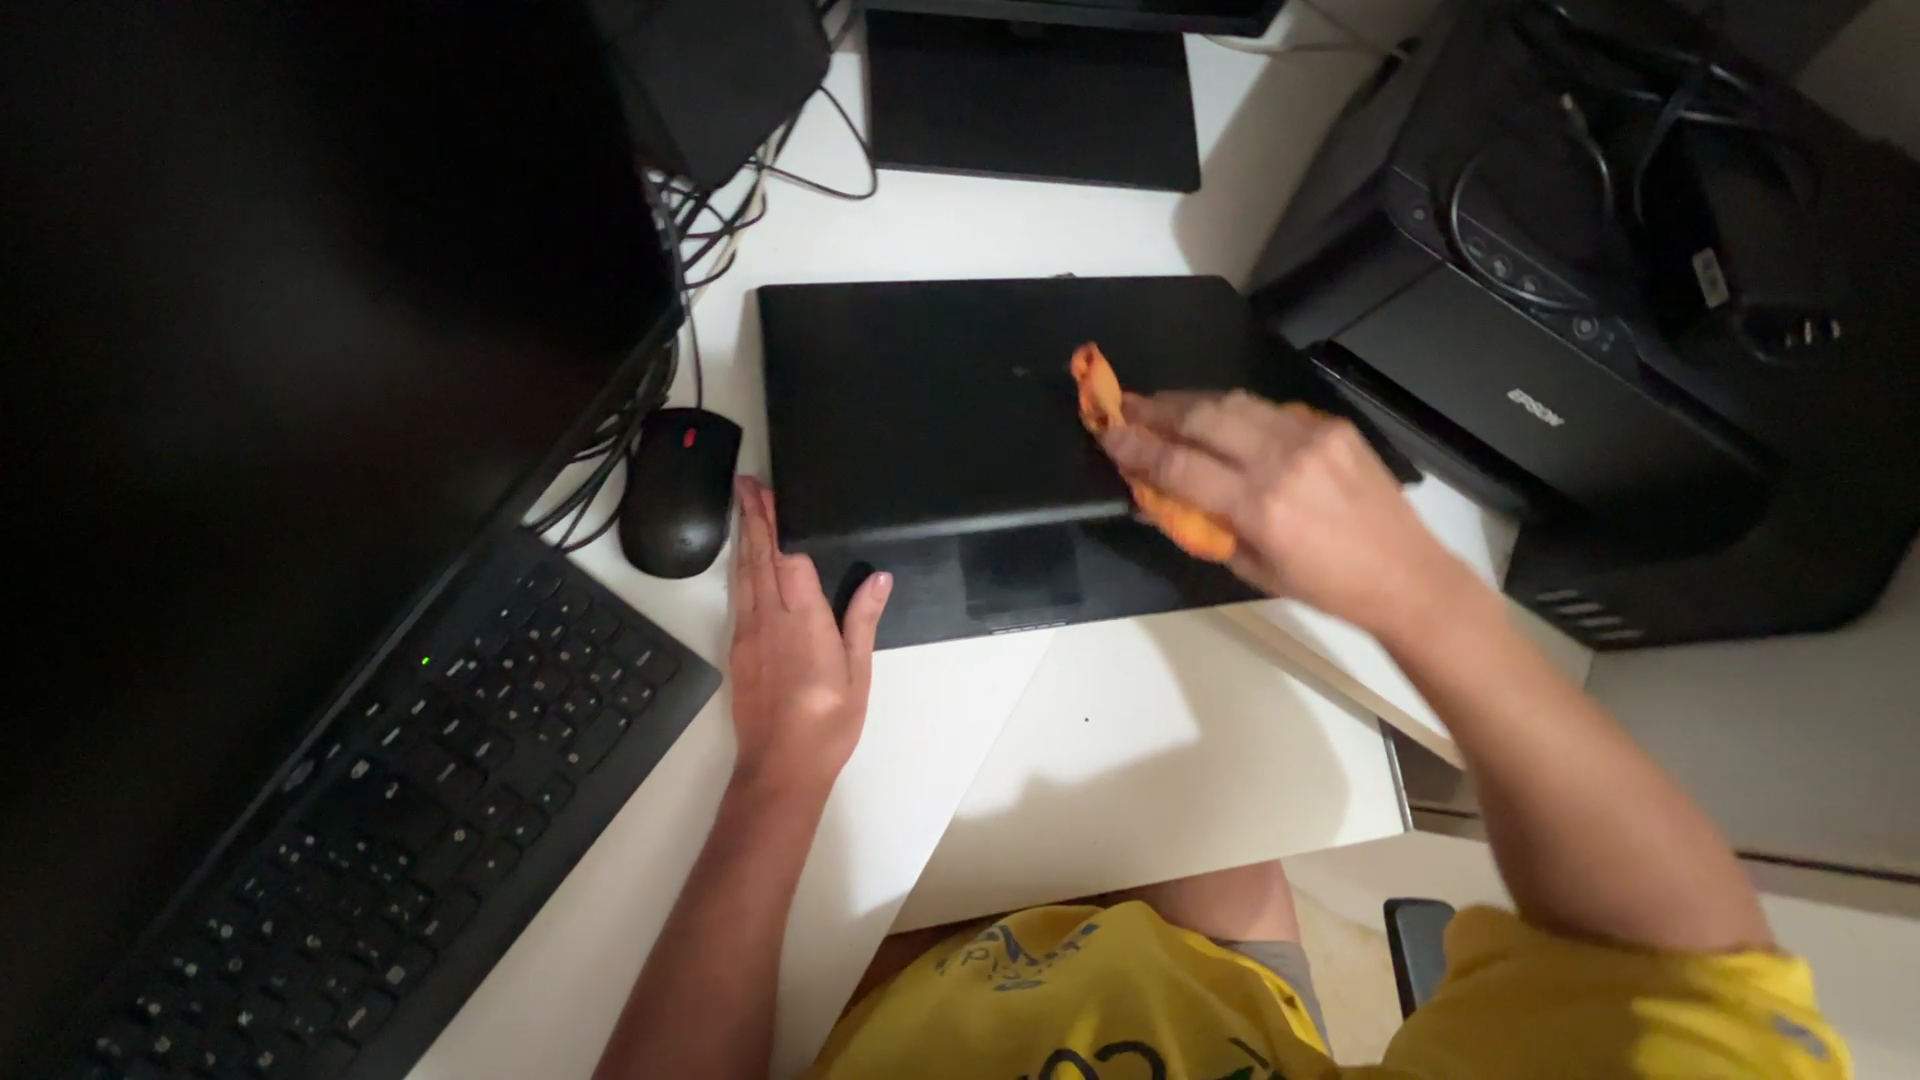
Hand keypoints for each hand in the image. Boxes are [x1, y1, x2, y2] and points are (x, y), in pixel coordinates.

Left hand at [727, 476, 891, 798]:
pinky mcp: (738, 651)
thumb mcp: (858, 672)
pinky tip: (744, 563)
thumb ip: (863, 620)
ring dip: (744, 539)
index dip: (776, 522)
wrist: (780, 767)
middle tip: (745, 484)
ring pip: (743, 575)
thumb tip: (878, 579)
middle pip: (758, 558)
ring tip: (743, 510)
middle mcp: (770, 621)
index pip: (787, 558)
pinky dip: (740, 570)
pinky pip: (739, 598)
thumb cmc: (828, 722)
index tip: (768, 493)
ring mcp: (748, 635)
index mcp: (804, 622)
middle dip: (753, 519)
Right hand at [1099, 391, 1485, 640]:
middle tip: (1124, 405)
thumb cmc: (1323, 586)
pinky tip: (1217, 416)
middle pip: (1201, 419)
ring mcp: (1309, 437)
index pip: (1179, 466)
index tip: (1107, 435)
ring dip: (1190, 401)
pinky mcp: (1330, 426)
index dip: (1136, 448)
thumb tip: (1153, 498)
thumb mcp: (1249, 568)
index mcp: (1259, 507)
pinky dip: (1233, 410)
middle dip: (1155, 409)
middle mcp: (1281, 461)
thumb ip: (1201, 526)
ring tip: (1161, 403)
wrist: (1405, 573)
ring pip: (1233, 403)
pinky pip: (1267, 409)